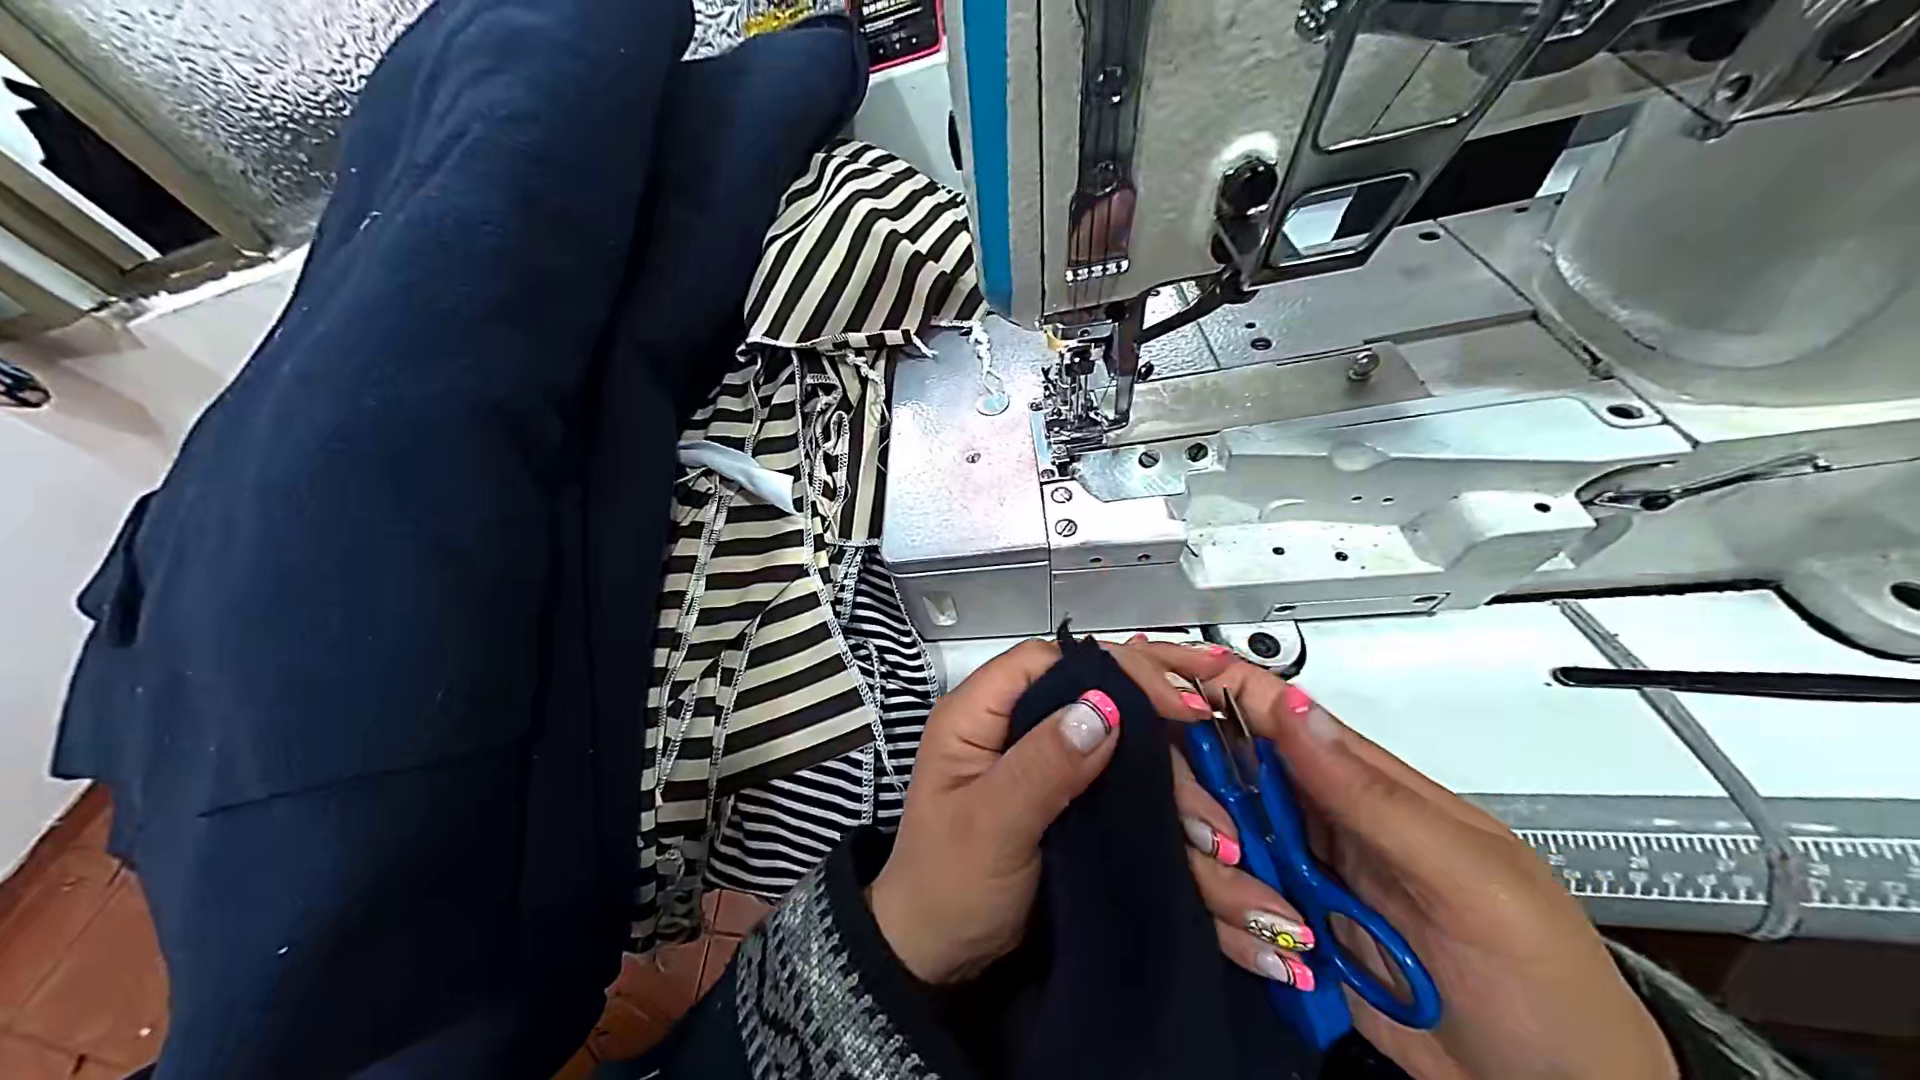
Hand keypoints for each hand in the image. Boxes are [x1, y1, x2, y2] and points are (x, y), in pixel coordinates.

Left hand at [870, 637, 1232, 982]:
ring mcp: (1038, 756)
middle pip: (1087, 688)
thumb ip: (1042, 765)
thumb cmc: (948, 887)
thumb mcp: (990, 825)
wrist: (940, 956)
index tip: (1173, 701)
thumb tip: (1103, 706)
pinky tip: (1197, 810)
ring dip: (1163, 757)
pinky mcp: (1062, 791)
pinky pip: (1115, 771)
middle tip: (1212, 714)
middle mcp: (1010, 724)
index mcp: (977, 714)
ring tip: (1214, 789)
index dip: (1110, 669)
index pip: (1047, 661)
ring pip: (1110, 732)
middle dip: (1150, 704)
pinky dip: (1156, 785)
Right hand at [1176, 661, 1678, 1079]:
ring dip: (1223, 884)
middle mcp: (1308, 810)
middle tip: (1238, 855)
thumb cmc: (1541, 985)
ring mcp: (1288, 865)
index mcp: (1352, 775)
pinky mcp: (1275, 916)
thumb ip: (1371, 793)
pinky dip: (1232, 927)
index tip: (1149, 688)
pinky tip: (1286, 957)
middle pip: (1208, 769)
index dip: (1200, 682)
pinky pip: (1213, 899)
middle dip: (1201, 809)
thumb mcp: (1467, 880)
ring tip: (1291, 934)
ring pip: (1201, 837)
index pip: (1261, 701)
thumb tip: (1291, 706)